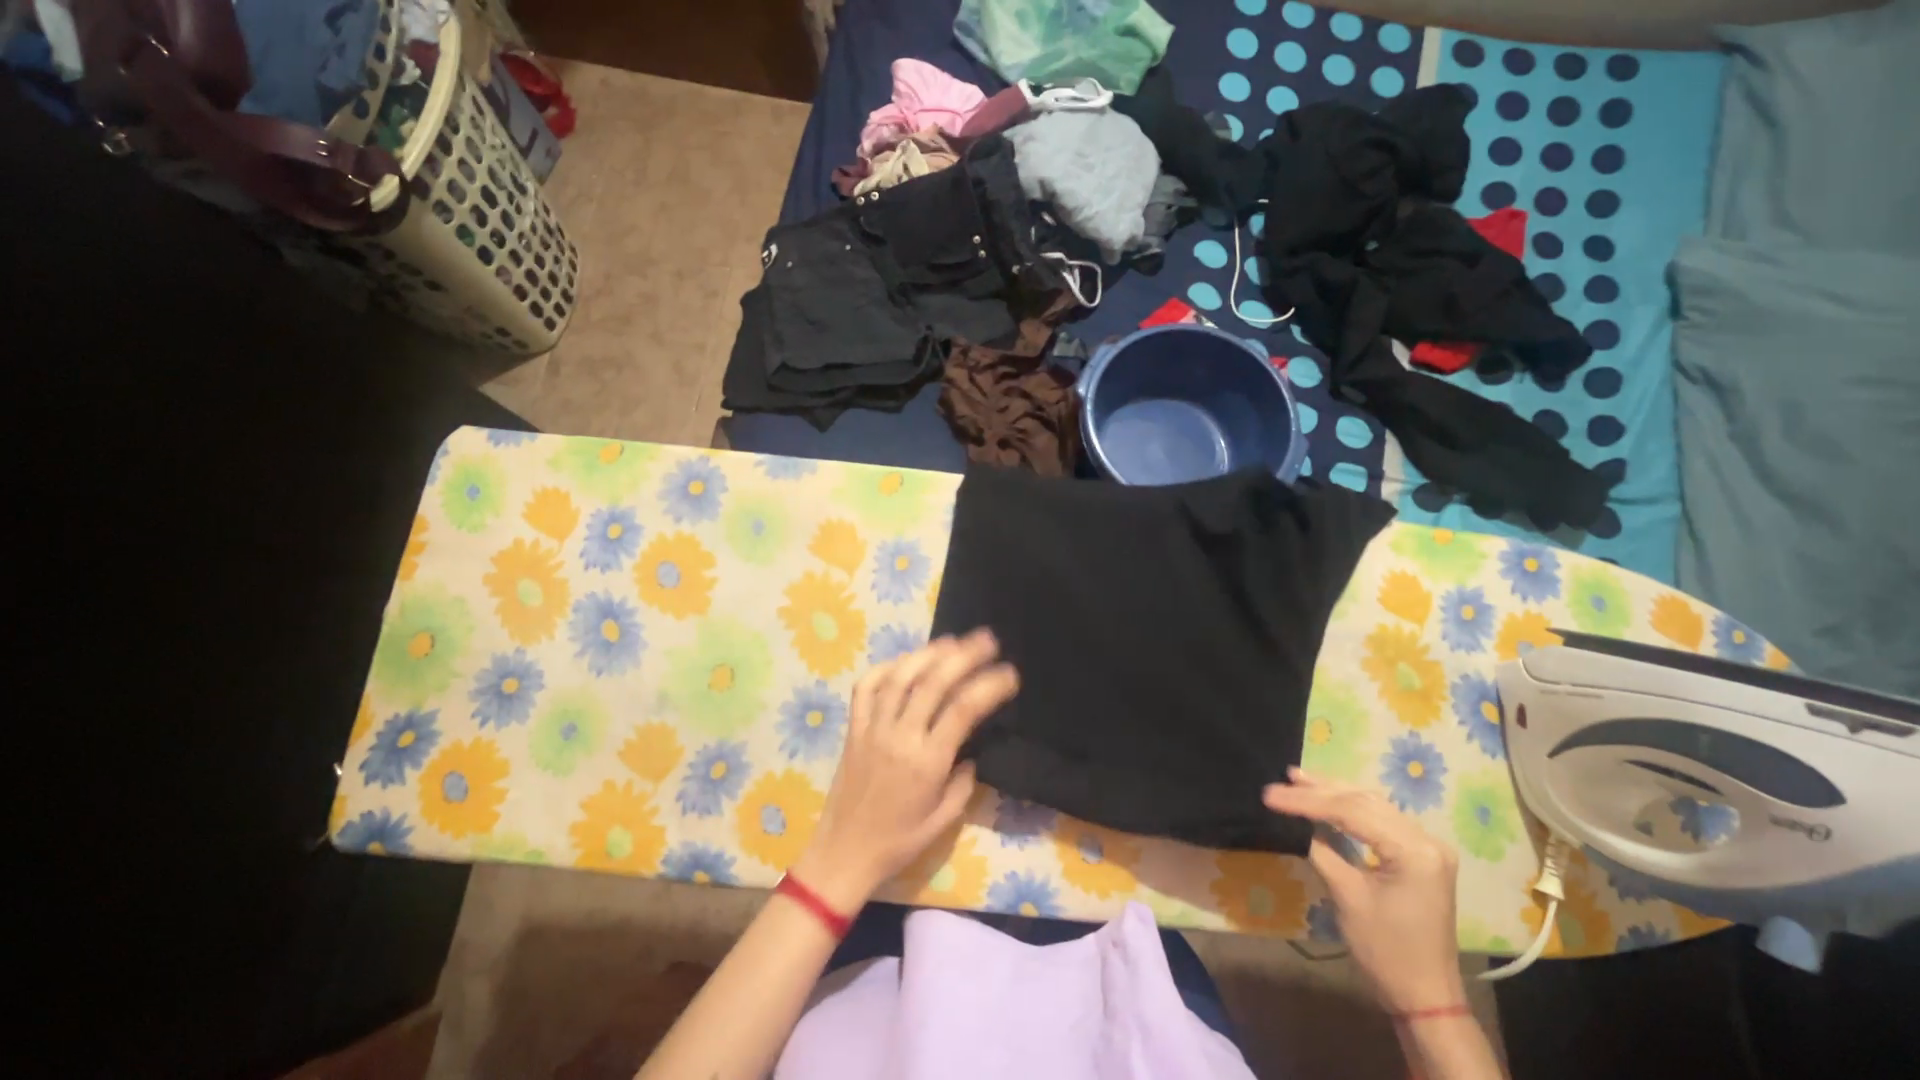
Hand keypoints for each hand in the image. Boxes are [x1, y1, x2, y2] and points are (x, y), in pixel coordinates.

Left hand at [791, 629, 1019, 912]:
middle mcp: (899, 737)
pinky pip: (867, 687)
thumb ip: (964, 781)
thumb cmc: (899, 842)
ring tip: (953, 641)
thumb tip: (972, 751)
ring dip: (929, 653)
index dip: (989, 685)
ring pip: (900, 677)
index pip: (963, 709)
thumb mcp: (944, 819)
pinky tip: (906, 661)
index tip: (1010, 674)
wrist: (843, 853)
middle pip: (934, 682)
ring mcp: (872, 729)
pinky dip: (887, 668)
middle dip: (964, 655)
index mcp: (927, 762)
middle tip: (988, 640)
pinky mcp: (853, 729)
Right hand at [1263, 768, 1463, 1012]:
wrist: (1424, 994)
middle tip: (1283, 779)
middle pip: (1367, 802)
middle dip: (1322, 790)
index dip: (1308, 801)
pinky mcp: (1421, 857)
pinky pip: (1382, 822)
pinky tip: (1328, 801)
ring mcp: (1428, 847)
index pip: (1353, 812)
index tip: (1271, 795)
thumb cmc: (1385, 950)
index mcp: (1415, 850)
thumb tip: (1297, 823)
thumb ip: (1323, 851)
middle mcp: (1427, 840)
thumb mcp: (1347, 897)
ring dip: (1336, 794)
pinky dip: (1352, 810)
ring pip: (1375, 806)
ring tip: (1299, 781)